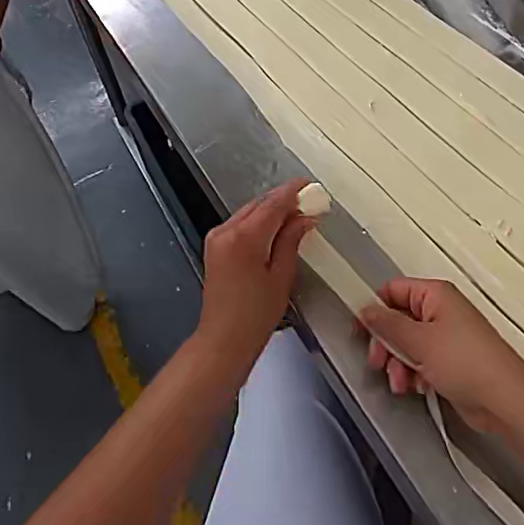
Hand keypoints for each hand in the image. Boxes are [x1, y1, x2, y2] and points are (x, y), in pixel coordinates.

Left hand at [192, 179, 317, 373]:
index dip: (293, 192)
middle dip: (283, 200)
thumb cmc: (255, 315)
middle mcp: (226, 231)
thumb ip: (291, 240)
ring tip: (296, 213)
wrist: (223, 339)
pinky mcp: (214, 245)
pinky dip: (258, 220)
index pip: (273, 203)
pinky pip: (239, 222)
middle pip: (259, 204)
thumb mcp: (282, 275)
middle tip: (308, 201)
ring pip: (248, 211)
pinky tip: (274, 226)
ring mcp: (217, 237)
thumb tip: (304, 218)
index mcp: (245, 237)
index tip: (309, 186)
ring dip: (270, 209)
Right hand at [359, 278, 523, 433]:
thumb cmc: (470, 364)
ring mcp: (446, 337)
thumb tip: (367, 310)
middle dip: (386, 343)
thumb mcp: (419, 341)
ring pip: (407, 344)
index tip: (361, 329)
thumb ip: (387, 324)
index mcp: (436, 294)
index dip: (375, 309)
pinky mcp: (450, 362)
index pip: (393, 290)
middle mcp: (441, 312)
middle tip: (378, 360)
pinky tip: (414, 387)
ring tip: (400, 381)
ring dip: (397, 363)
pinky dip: (412, 373)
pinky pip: (420, 361)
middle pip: (398, 319)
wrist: (505, 403)